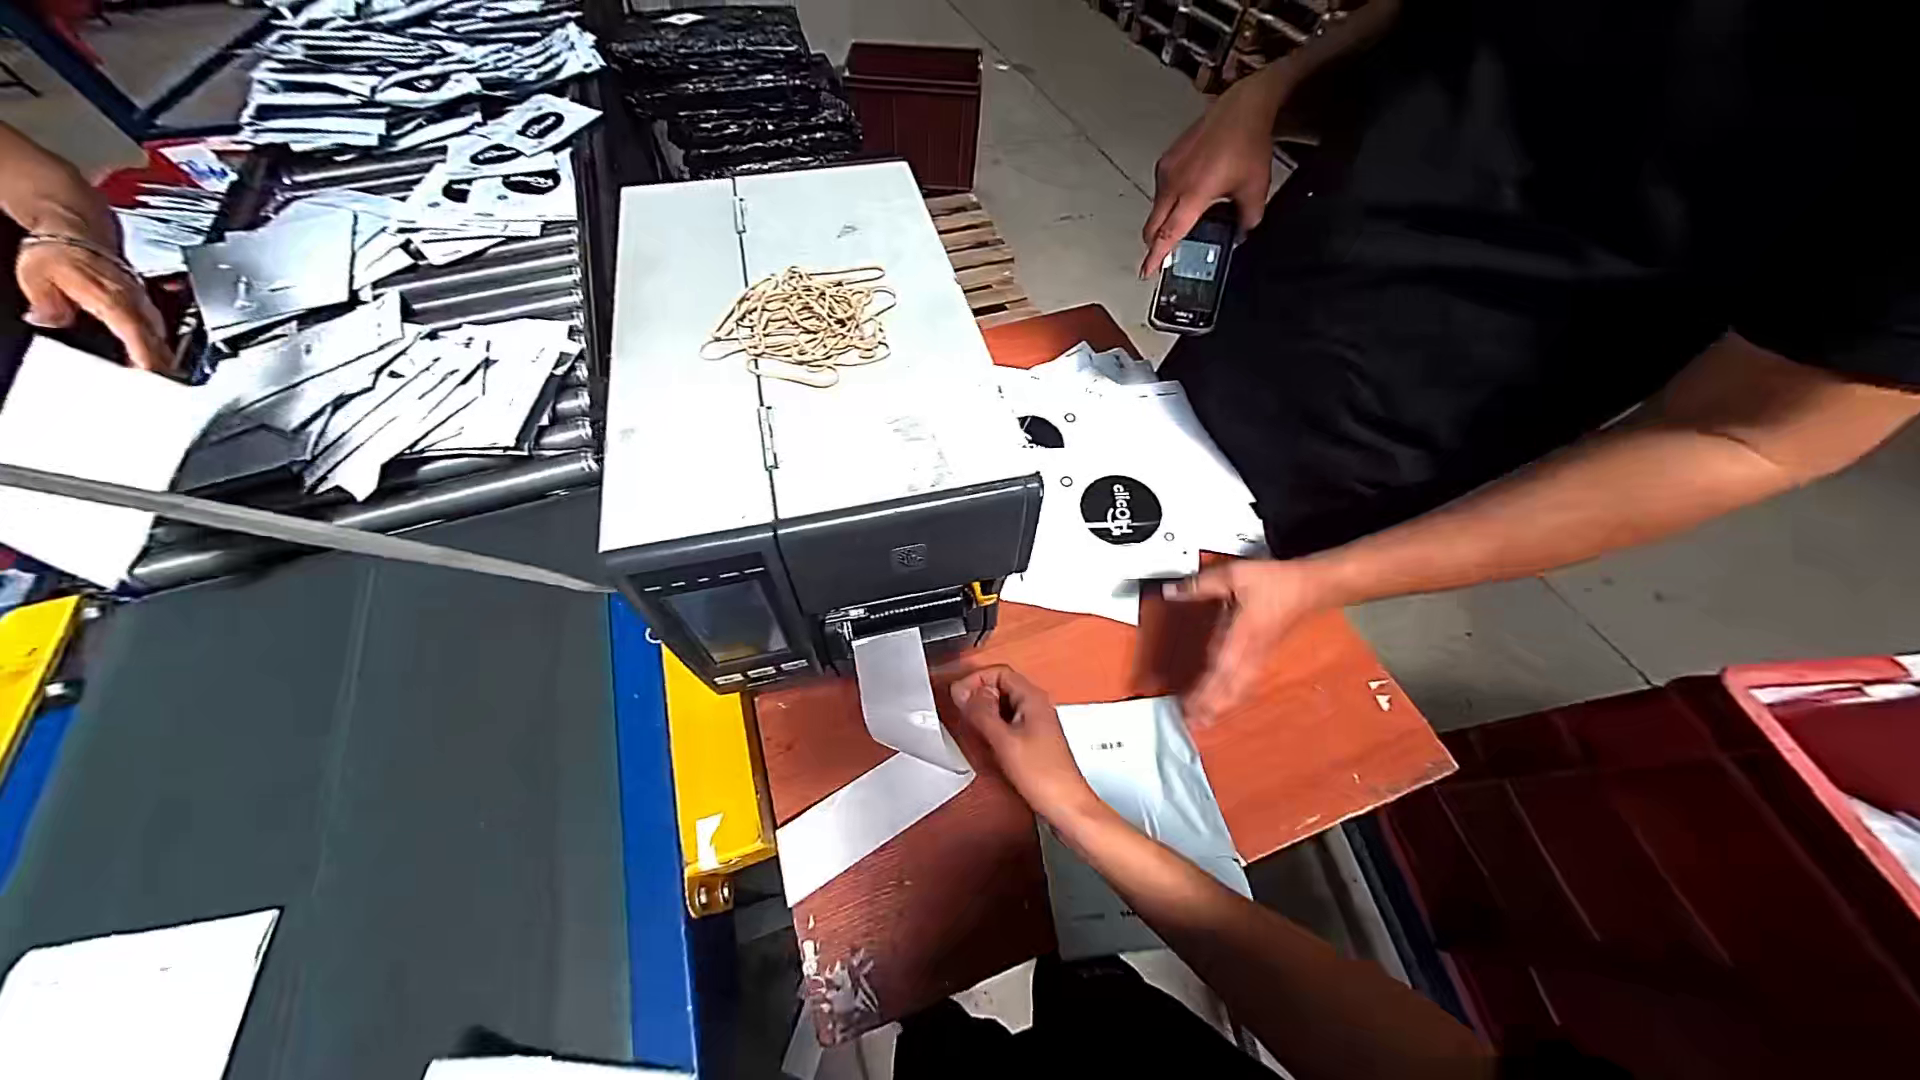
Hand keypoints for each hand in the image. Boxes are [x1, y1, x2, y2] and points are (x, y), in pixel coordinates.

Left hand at [16, 240, 170, 371]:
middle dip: (162, 365)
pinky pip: (157, 331)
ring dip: (162, 357)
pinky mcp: (144, 306)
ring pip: (162, 339)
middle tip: (163, 388)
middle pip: (158, 344)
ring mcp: (144, 307)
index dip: (149, 361)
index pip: (140, 339)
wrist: (76, 235)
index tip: (154, 379)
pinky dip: (156, 345)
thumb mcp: (38, 278)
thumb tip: (48, 323)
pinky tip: (149, 353)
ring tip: (158, 375)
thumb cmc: (60, 253)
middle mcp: (138, 307)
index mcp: (116, 303)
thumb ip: (47, 304)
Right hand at [947, 665, 1099, 820]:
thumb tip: (964, 692)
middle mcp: (1036, 706)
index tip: (959, 694)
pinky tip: (985, 740)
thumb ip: (982, 713)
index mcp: (1032, 698)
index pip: (998, 671)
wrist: (1066, 806)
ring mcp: (1035, 722)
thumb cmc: (1045, 776)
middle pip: (1000, 685)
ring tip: (971, 725)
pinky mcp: (1032, 739)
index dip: (975, 679)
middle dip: (977, 694)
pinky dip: (992, 725)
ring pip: (1002, 703)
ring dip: (984, 710)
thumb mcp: (1004, 741)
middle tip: (961, 709)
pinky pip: (1007, 721)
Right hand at [1140, 67, 1292, 277]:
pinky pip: (1161, 189)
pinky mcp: (1167, 159)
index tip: (1147, 271)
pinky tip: (1187, 193)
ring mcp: (1167, 170)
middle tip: (1162, 254)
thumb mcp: (1255, 187)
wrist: (1242, 106)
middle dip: (1155, 244)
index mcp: (1193, 195)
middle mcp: (1174, 183)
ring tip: (1183, 217)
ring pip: (1156, 209)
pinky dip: (1169, 199)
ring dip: (1164, 220)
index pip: (1168, 235)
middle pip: (1152, 227)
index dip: (1156, 257)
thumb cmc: (1247, 141)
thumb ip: (1248, 218)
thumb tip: (1243, 232)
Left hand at [1165, 559, 1338, 725]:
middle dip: (1210, 707)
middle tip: (1190, 723)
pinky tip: (1224, 701)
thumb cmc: (1276, 582)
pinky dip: (1232, 695)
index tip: (1188, 706)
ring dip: (1220, 705)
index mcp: (1243, 636)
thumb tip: (1171, 591)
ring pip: (1238, 688)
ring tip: (1202, 720)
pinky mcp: (1262, 654)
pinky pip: (1245, 681)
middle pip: (1229, 688)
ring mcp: (1259, 655)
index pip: (1219, 670)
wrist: (1310, 586)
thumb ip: (1200, 585)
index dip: (1204, 691)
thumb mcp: (1234, 575)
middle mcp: (1251, 652)